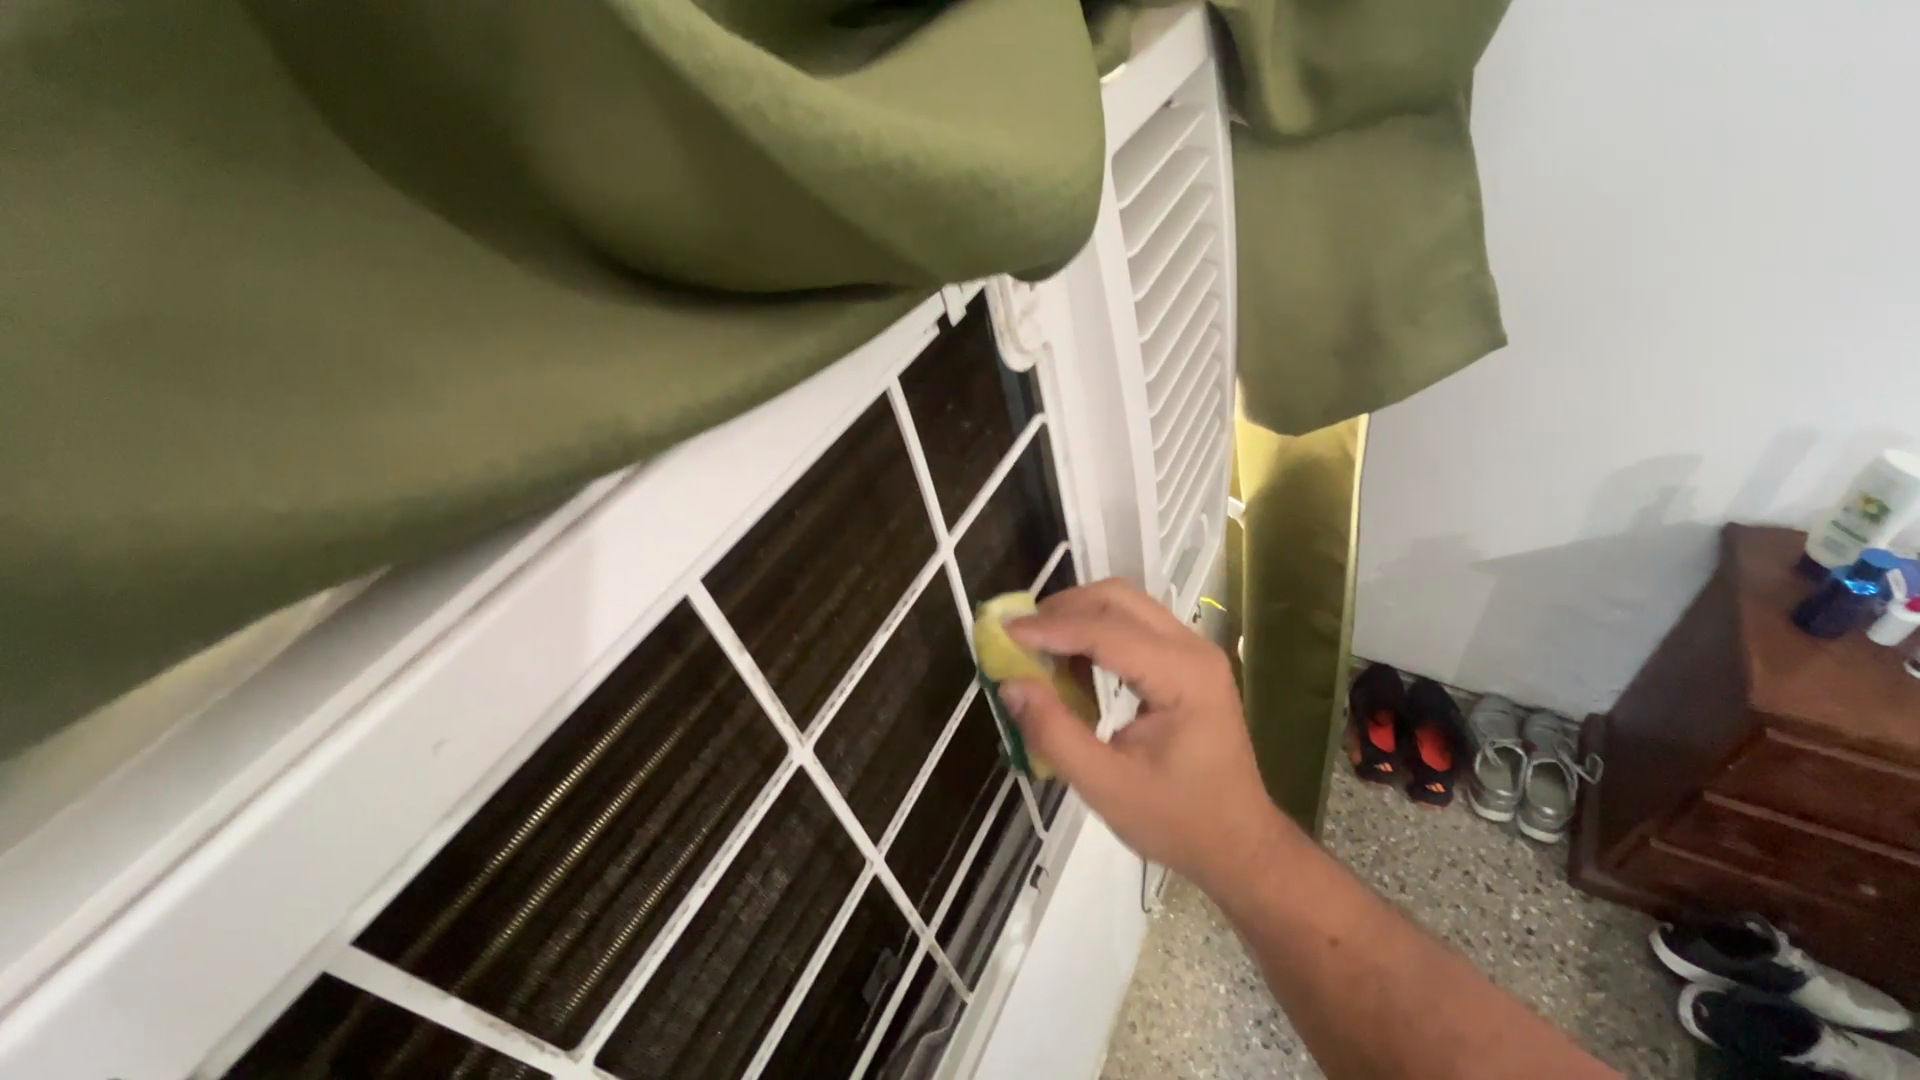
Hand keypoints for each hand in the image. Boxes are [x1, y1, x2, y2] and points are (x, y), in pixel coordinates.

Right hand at [998, 579, 1295, 893]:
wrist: (1238, 844)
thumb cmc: (1177, 820)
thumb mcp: (1106, 786)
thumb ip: (1054, 733)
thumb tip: (1010, 684)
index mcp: (1183, 676)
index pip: (1106, 630)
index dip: (1051, 629)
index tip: (1003, 634)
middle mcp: (1193, 650)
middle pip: (1118, 599)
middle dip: (1062, 610)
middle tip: (1019, 637)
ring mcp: (1193, 653)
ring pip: (1126, 606)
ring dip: (1078, 617)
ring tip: (1037, 650)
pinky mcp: (1186, 664)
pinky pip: (1134, 628)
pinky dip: (1095, 634)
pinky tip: (1070, 666)